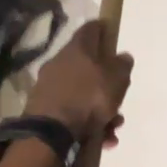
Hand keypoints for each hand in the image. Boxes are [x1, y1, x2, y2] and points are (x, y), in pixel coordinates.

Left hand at [25, 21, 132, 146]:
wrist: (51, 131)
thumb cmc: (89, 97)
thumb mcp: (117, 78)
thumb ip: (123, 65)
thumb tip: (122, 56)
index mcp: (77, 48)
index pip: (92, 28)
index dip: (104, 30)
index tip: (113, 37)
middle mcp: (60, 62)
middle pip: (88, 65)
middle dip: (107, 83)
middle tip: (120, 96)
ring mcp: (49, 86)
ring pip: (83, 92)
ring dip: (101, 109)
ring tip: (114, 127)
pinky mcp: (44, 108)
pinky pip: (73, 111)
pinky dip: (88, 123)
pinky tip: (102, 138)